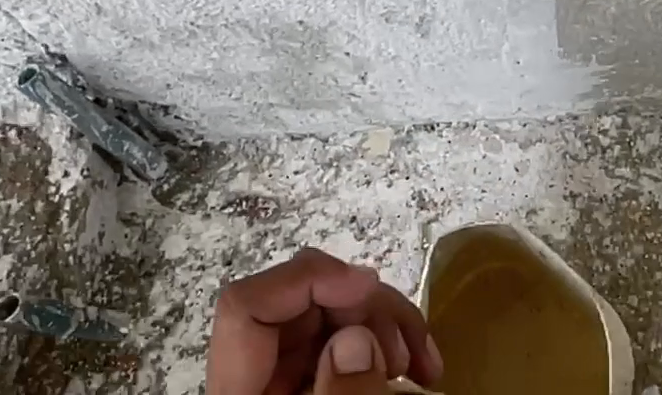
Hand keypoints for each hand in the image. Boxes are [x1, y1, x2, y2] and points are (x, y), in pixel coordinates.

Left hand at [207, 248, 442, 394]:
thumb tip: (356, 337)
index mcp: (237, 390)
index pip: (246, 304)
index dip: (308, 277)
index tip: (370, 285)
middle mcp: (255, 374)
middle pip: (302, 301)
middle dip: (367, 307)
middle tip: (411, 350)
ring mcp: (285, 378)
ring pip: (332, 315)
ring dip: (387, 325)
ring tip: (424, 364)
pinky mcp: (310, 384)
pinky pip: (346, 344)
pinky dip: (386, 346)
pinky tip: (420, 368)